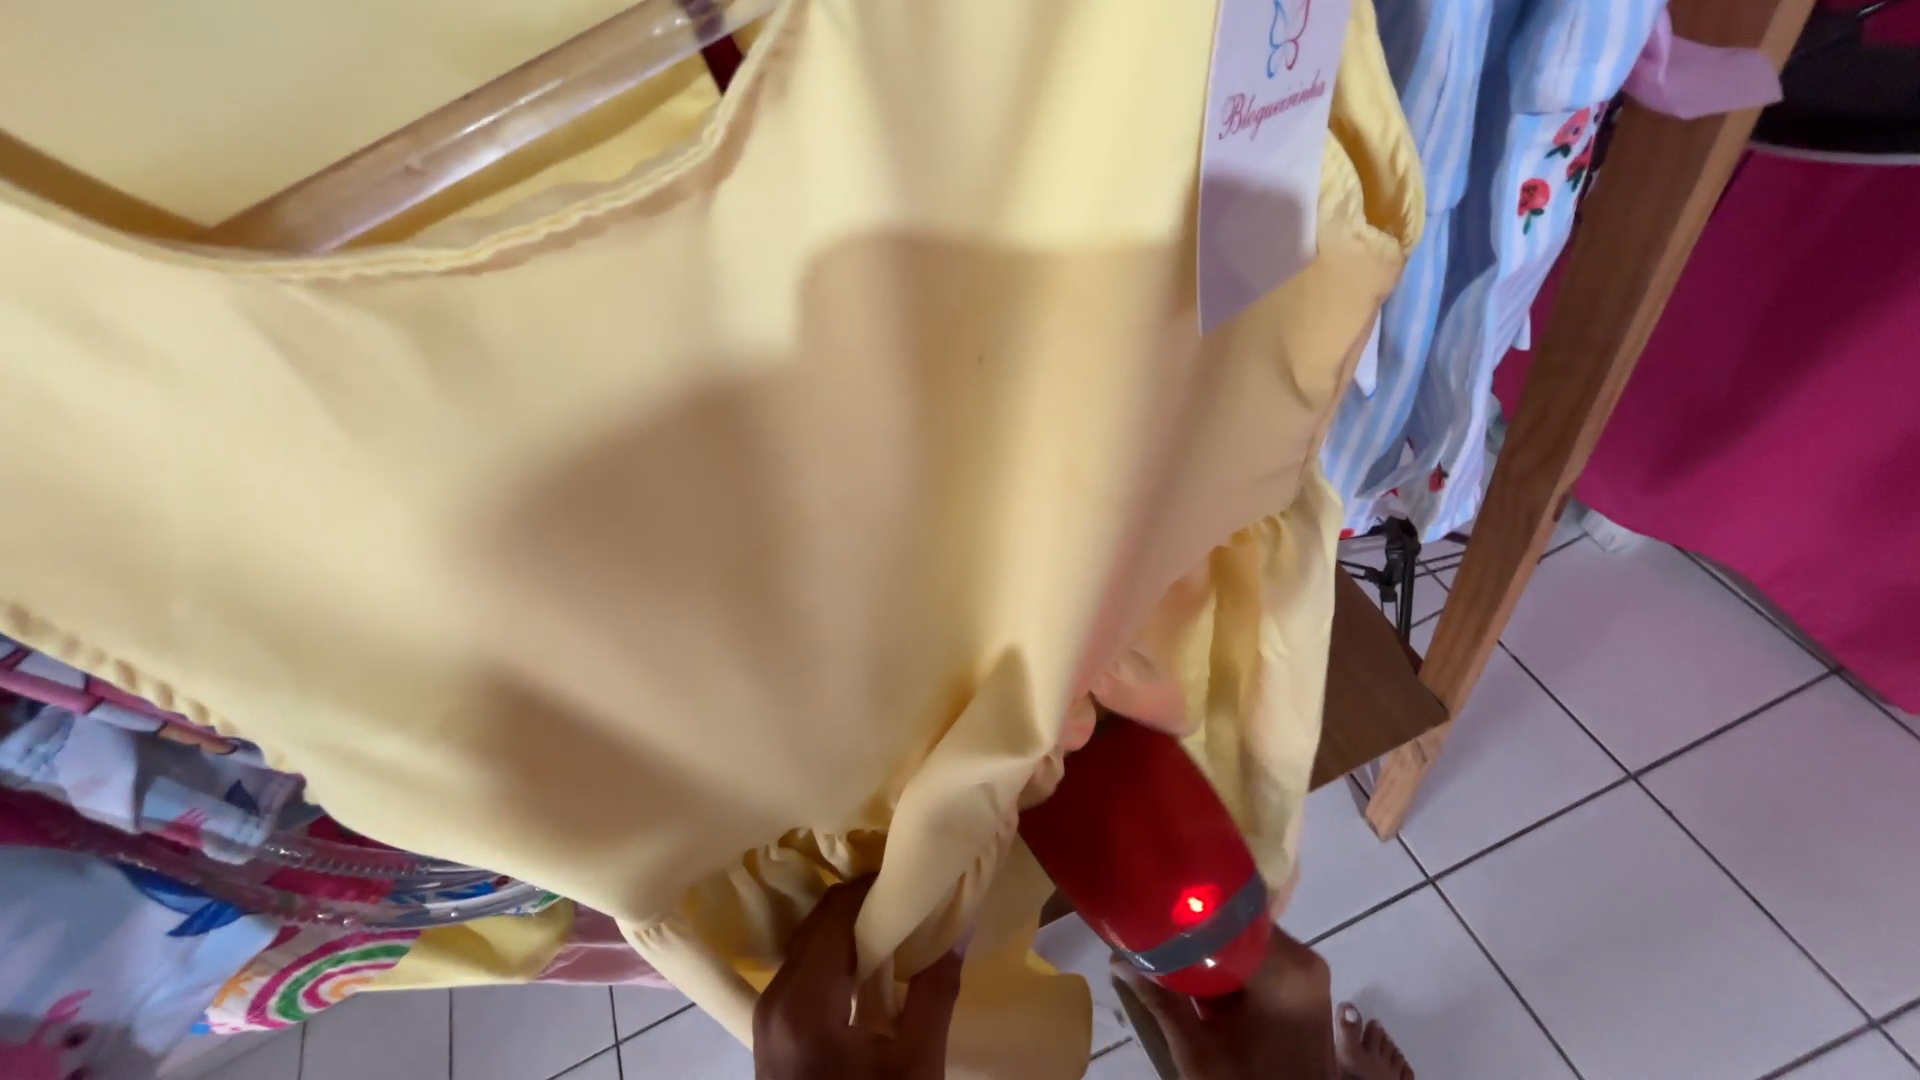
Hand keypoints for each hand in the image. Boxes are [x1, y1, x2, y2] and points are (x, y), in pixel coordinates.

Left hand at [753, 877, 964, 1079]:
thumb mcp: (916, 1067)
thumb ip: (936, 991)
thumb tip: (960, 927)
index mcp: (805, 1003)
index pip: (837, 913)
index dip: (876, 887)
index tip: (915, 877)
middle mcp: (774, 998)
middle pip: (819, 921)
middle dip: (866, 902)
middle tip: (912, 896)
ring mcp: (765, 1014)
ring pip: (808, 940)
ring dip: (850, 925)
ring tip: (897, 923)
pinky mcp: (770, 1028)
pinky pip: (802, 966)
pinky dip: (836, 951)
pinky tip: (870, 960)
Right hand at [1111, 928, 1337, 1079]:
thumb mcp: (1197, 1052)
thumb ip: (1160, 1000)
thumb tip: (1117, 959)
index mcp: (1284, 968)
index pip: (1227, 914)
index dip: (1187, 910)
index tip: (1152, 908)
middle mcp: (1302, 959)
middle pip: (1235, 925)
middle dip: (1194, 930)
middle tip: (1151, 926)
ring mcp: (1306, 974)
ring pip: (1244, 940)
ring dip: (1209, 948)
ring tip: (1166, 946)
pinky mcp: (1302, 989)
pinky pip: (1257, 958)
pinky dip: (1228, 964)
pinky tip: (1194, 973)